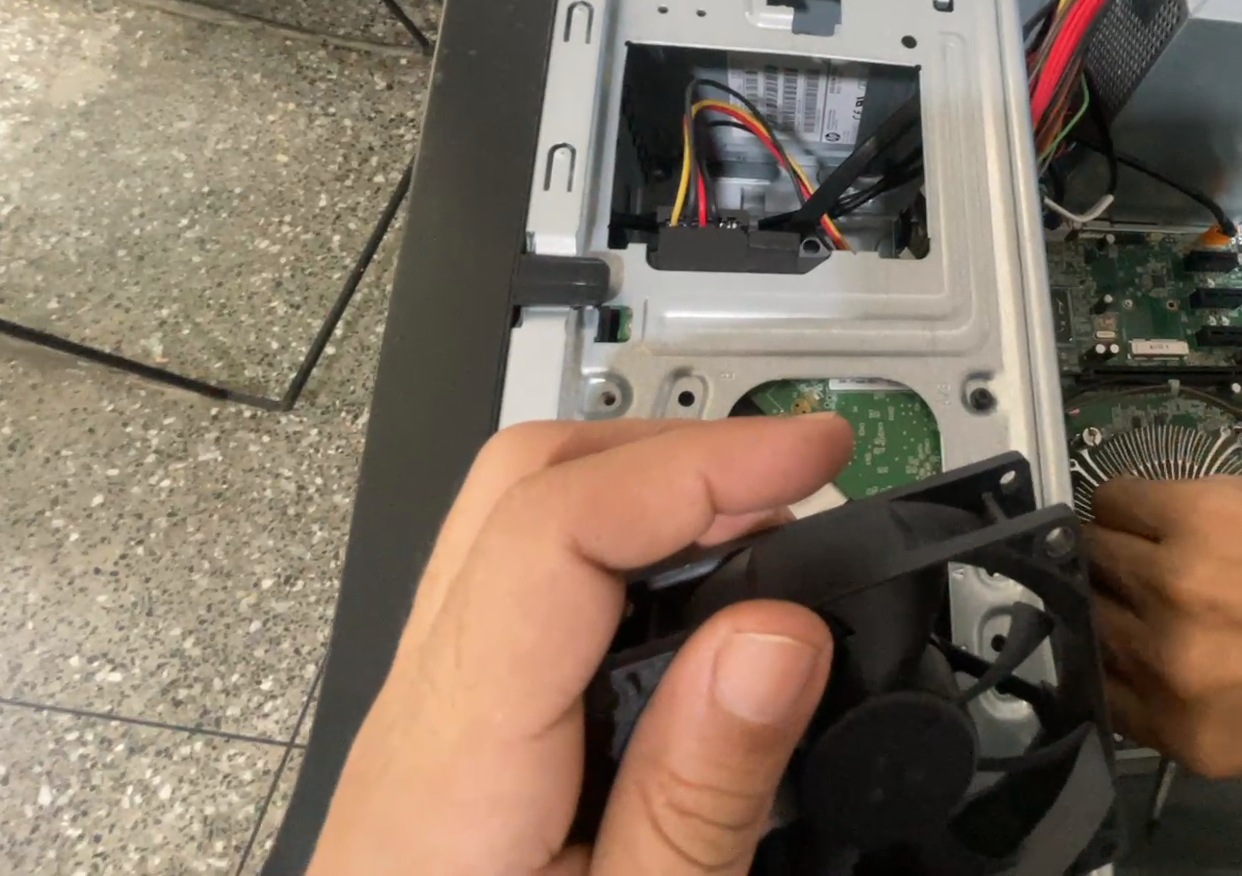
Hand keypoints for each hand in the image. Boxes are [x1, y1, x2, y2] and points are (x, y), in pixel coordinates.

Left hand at [309, 413, 853, 874]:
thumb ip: (704, 791)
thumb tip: (779, 630)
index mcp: (448, 767)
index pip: (557, 527)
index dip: (701, 464)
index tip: (812, 452)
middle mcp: (430, 705)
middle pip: (529, 480)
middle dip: (681, 451)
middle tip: (789, 472)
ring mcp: (447, 700)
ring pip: (543, 508)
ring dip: (671, 487)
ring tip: (772, 526)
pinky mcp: (481, 713)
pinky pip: (559, 569)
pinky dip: (655, 540)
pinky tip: (721, 590)